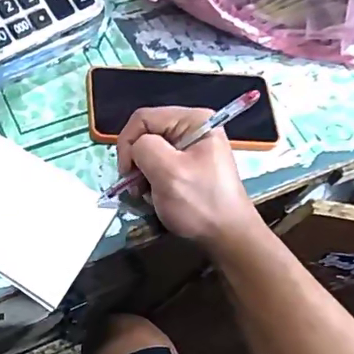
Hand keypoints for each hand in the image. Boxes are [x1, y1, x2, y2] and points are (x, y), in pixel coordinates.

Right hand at [116, 106, 267, 255]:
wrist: (227, 235)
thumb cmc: (200, 203)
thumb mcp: (168, 172)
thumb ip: (144, 149)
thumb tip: (135, 150)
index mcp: (193, 120)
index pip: (143, 118)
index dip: (128, 143)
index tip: (126, 173)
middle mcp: (193, 128)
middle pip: (146, 134)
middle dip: (136, 160)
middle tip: (136, 187)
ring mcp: (191, 148)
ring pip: (150, 151)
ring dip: (142, 173)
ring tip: (146, 194)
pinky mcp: (189, 166)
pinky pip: (160, 165)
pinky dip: (152, 180)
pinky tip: (156, 196)